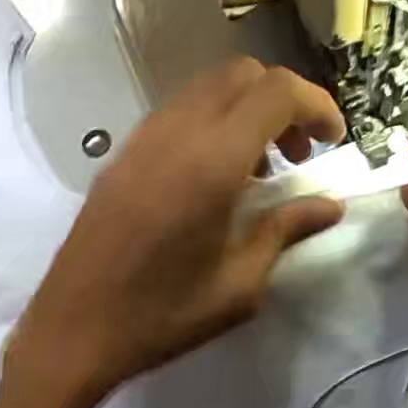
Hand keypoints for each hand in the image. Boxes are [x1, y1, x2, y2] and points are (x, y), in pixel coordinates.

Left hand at [11, 59, 347, 403]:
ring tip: (254, 175)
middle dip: (281, 103)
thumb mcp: (238, 285)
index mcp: (211, 161)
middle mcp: (173, 134)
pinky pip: (173, 119)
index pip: (276, 91)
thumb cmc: (162, 316)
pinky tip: (208, 184)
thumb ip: (285, 231)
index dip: (316, 104)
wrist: (73, 332)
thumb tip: (328, 206)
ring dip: (242, 114)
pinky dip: (206, 128)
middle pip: (240, 76)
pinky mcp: (117, 161)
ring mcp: (138, 143)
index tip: (334, 142)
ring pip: (203, 93)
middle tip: (295, 159)